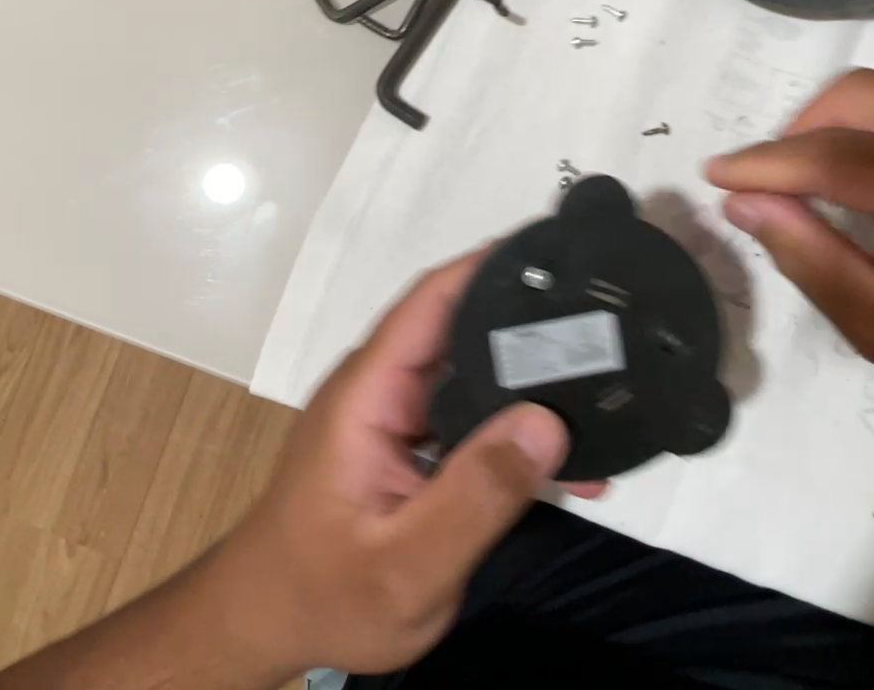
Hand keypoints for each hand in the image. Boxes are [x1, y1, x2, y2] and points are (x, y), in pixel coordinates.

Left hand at [206, 253, 596, 679]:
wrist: (270, 621)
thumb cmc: (326, 594)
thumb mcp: (407, 563)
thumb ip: (476, 495)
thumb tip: (547, 422)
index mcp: (369, 392)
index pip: (431, 301)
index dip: (489, 266)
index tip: (555, 251)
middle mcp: (382, 387)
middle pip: (460, 329)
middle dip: (527, 320)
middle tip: (604, 323)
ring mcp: (395, 414)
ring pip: (472, 374)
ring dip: (529, 378)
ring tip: (604, 381)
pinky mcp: (408, 442)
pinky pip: (470, 415)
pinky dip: (515, 426)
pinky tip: (568, 454)